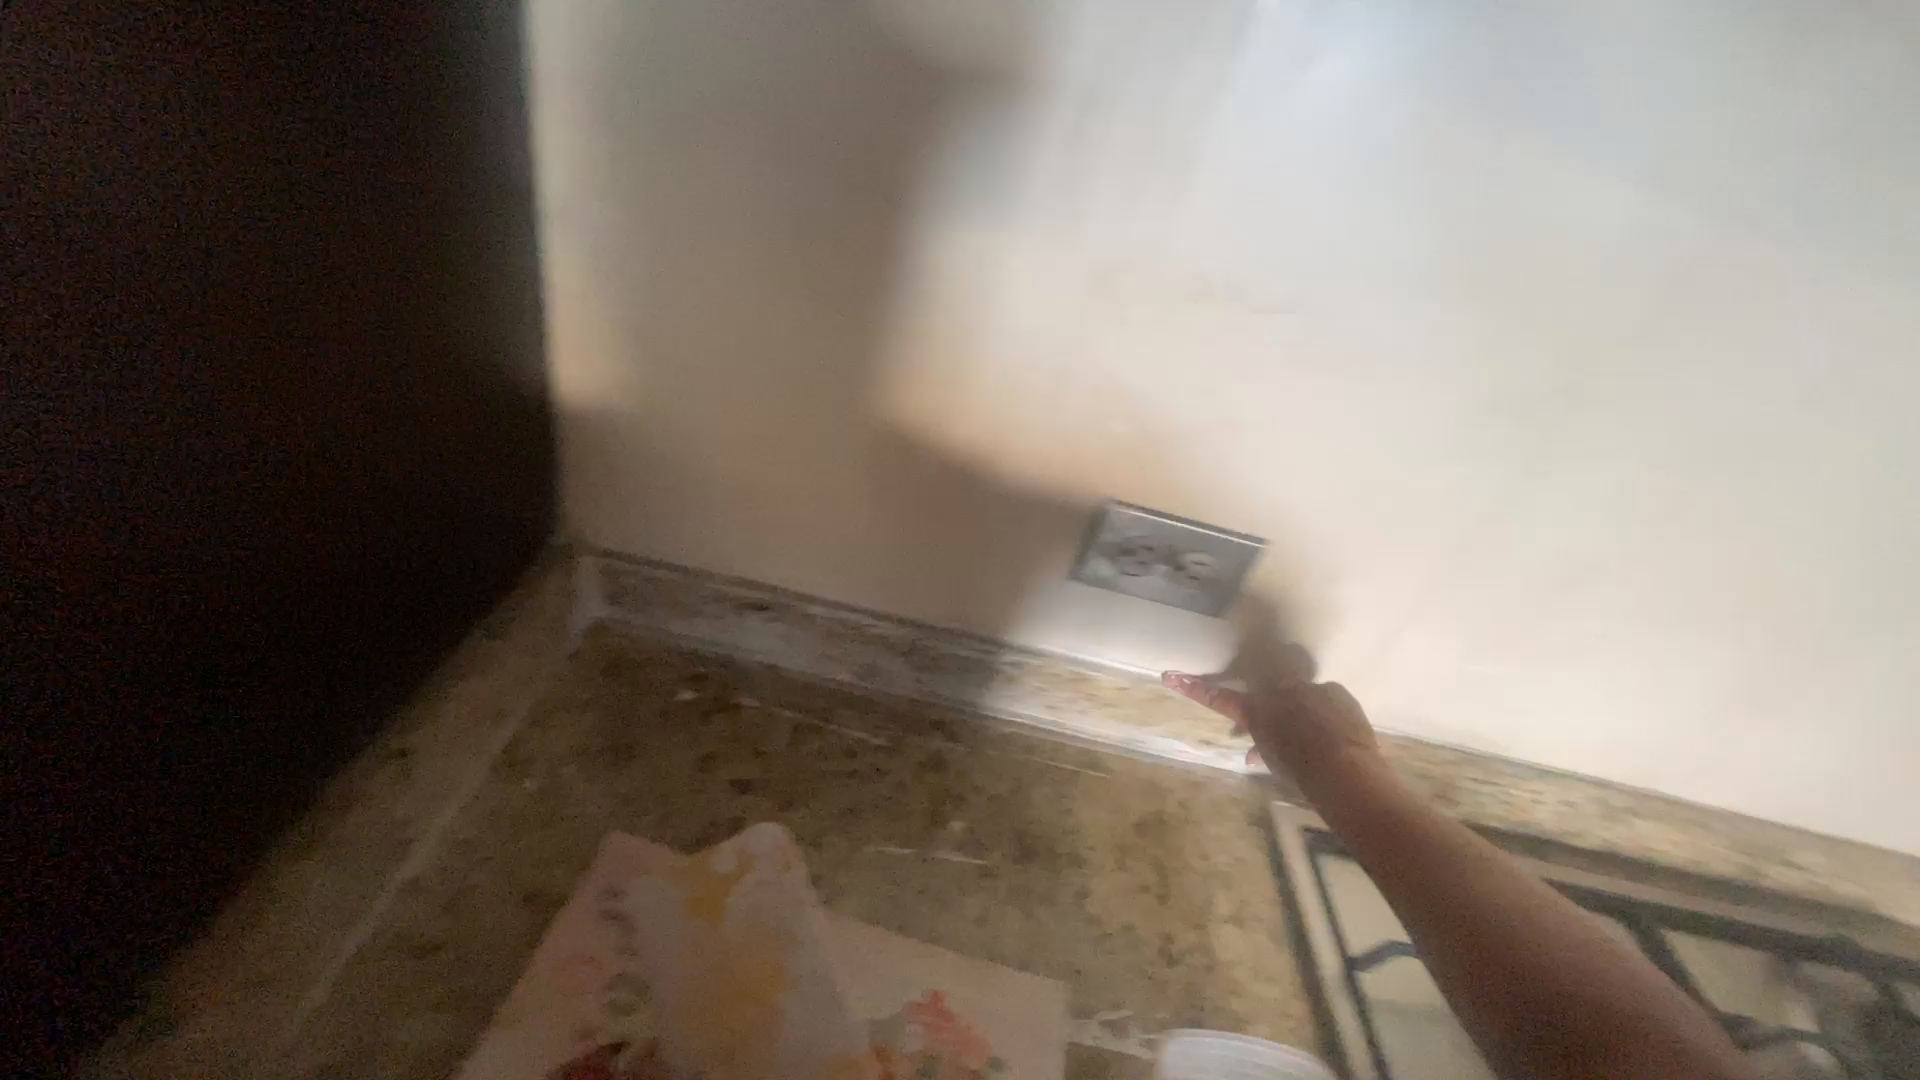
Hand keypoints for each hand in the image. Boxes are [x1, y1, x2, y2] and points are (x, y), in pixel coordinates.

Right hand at [1162, 628, 1378, 780]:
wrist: (1340, 767)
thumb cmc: (1298, 767)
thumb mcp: (1274, 759)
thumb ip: (1263, 749)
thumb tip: (1251, 755)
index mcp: (1255, 712)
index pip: (1218, 698)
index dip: (1193, 687)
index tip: (1170, 676)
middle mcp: (1275, 692)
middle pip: (1262, 664)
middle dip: (1260, 651)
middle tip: (1254, 633)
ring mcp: (1306, 688)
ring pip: (1296, 678)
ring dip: (1298, 694)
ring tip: (1309, 713)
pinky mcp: (1335, 691)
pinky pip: (1326, 695)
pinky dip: (1327, 709)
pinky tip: (1336, 727)